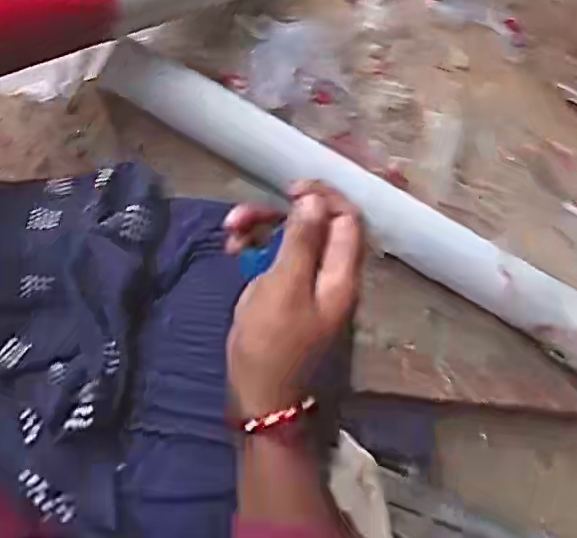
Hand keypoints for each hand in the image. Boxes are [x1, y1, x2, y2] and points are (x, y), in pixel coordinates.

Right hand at [226, 182, 363, 418]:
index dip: (324, 197)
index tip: (289, 187)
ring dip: (259, 226)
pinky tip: (232, 247)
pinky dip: (253, 244)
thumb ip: (301, 240)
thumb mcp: (285, 284)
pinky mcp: (282, 288)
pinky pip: (272, 252)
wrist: (257, 389)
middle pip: (312, 225)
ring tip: (229, 231)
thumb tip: (314, 199)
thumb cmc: (272, 338)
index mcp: (340, 275)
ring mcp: (304, 281)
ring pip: (288, 236)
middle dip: (276, 212)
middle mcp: (328, 274)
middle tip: (243, 214)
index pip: (347, 220)